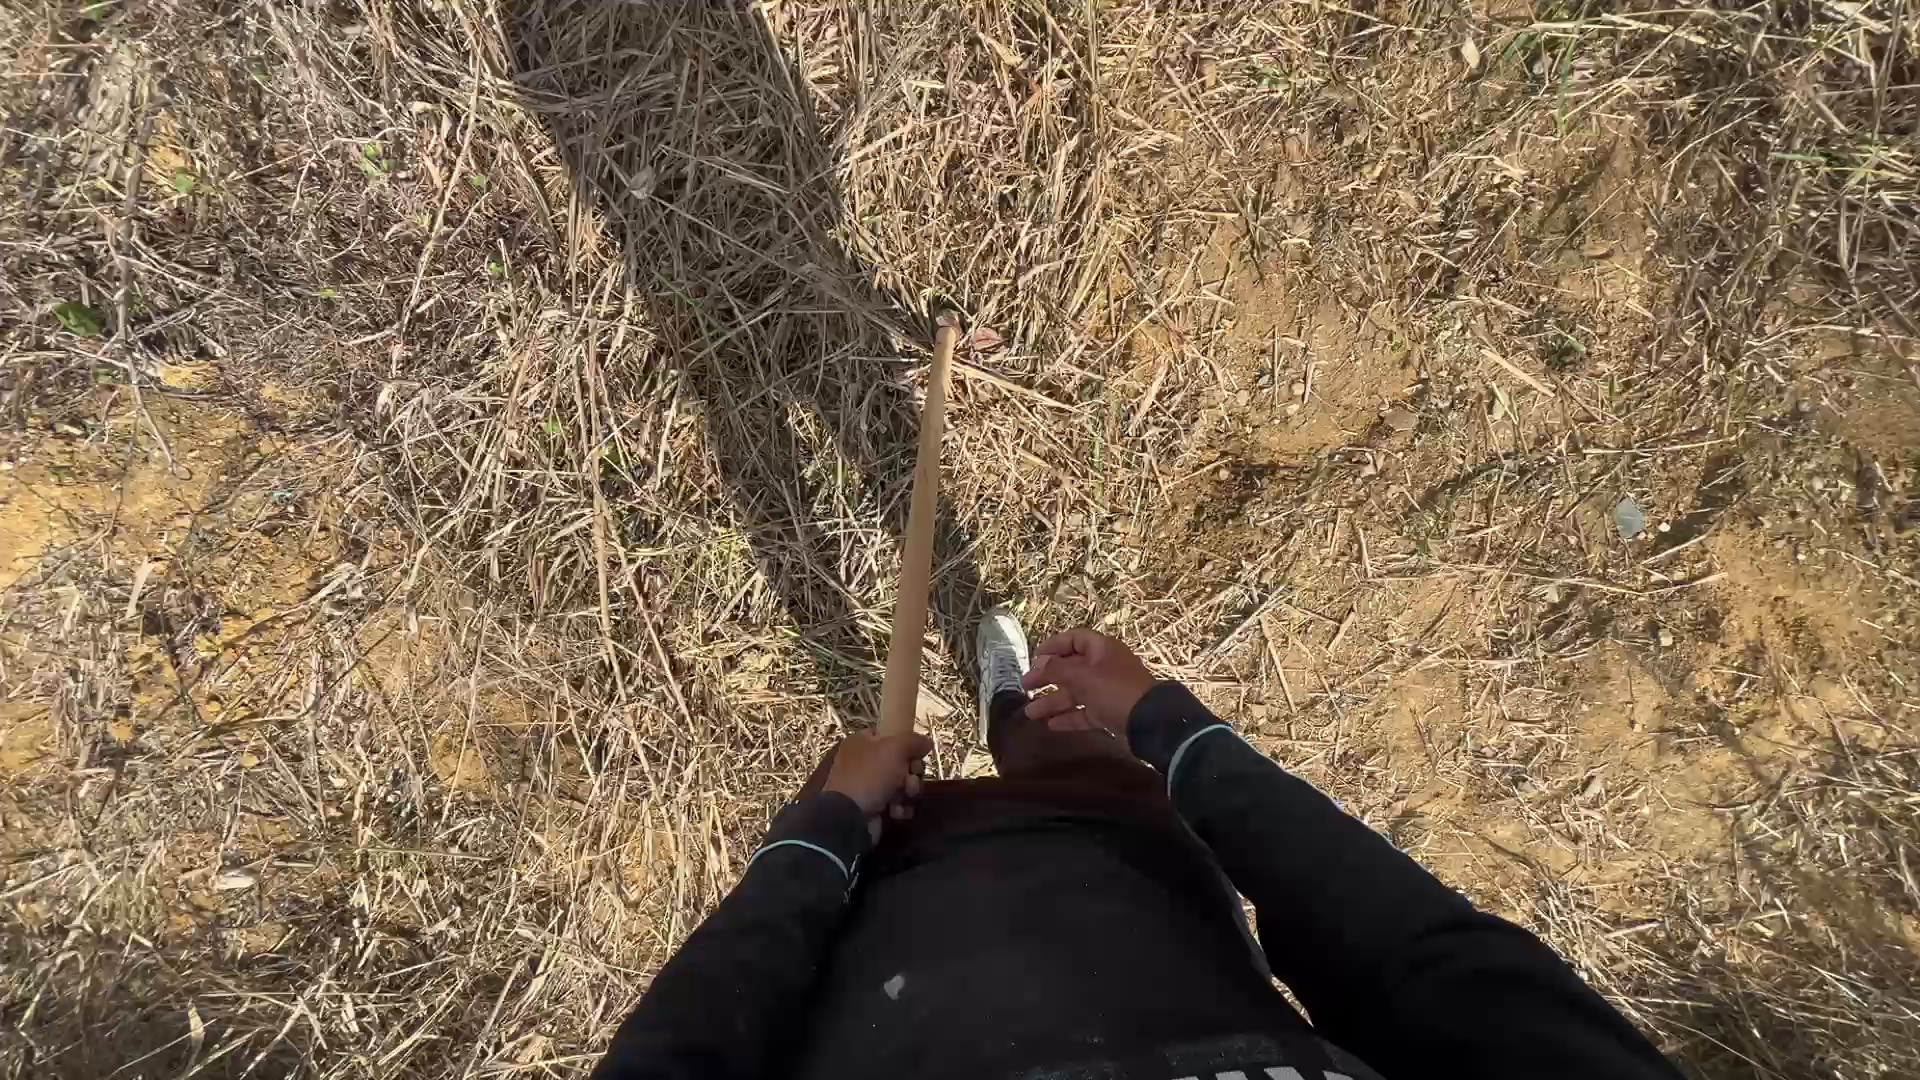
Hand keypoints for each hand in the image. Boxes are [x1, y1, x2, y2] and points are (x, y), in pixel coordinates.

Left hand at [822, 731, 930, 837]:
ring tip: (906, 796)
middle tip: (911, 778)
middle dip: (912, 771)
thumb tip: (927, 742)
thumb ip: (914, 741)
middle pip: (900, 760)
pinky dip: (900, 807)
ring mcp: (867, 785)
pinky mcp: (873, 806)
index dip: (906, 744)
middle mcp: (863, 761)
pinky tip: (897, 811)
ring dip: (909, 790)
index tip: (916, 753)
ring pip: (901, 782)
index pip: (890, 735)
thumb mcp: (895, 749)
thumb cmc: (871, 775)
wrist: (849, 817)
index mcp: (862, 742)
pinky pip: (896, 802)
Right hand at [1020, 628, 1156, 745]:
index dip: (1053, 646)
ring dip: (1052, 702)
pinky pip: (1085, 712)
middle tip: (1025, 687)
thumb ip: (1057, 669)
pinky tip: (1051, 725)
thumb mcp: (1083, 676)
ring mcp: (1107, 690)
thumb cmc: (1115, 689)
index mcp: (1101, 649)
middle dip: (1046, 678)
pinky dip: (1069, 717)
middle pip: (1070, 668)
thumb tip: (1039, 664)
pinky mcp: (1109, 712)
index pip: (1074, 639)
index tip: (1034, 657)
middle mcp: (1104, 667)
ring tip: (1030, 713)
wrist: (1151, 721)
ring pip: (1075, 693)